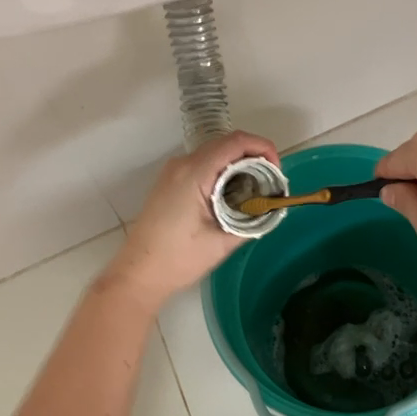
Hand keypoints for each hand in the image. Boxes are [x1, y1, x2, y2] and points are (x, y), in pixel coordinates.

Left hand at [105, 131, 279, 310]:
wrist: (138, 273)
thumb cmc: (178, 259)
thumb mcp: (222, 242)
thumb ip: (251, 220)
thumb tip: (271, 207)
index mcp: (194, 173)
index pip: (236, 142)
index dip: (263, 148)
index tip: (277, 171)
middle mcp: (182, 164)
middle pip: (226, 143)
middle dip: (254, 156)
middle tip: (271, 182)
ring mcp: (173, 171)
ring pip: (214, 152)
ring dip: (238, 163)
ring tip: (256, 188)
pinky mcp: (170, 181)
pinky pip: (202, 163)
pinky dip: (223, 170)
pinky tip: (232, 194)